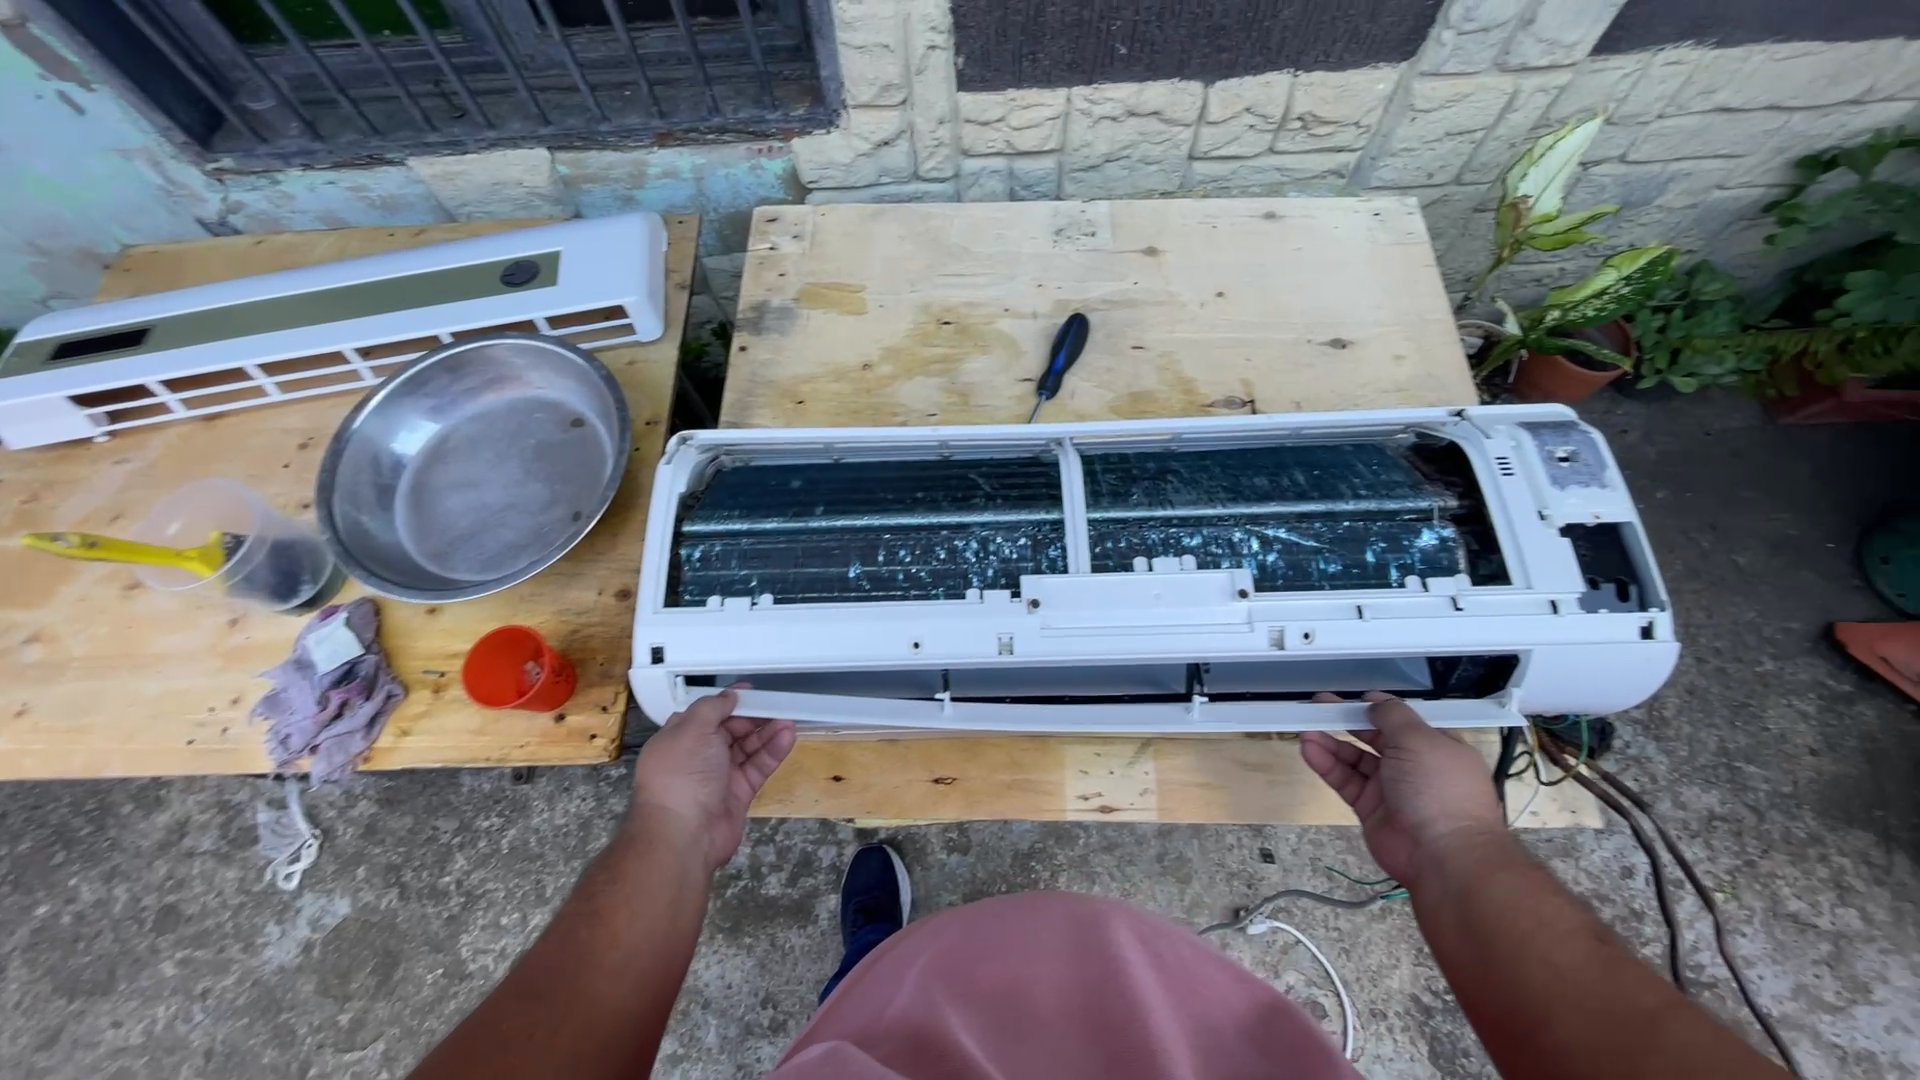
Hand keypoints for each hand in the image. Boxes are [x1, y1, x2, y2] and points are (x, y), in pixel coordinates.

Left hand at [629, 688, 796, 872]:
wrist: (684, 835)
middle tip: (776, 705)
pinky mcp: (738, 793)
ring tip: (790, 719)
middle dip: (753, 717)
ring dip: (767, 732)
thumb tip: (729, 695)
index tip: (751, 691)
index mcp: (679, 739)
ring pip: (747, 748)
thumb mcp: (692, 729)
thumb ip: (713, 707)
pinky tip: (788, 737)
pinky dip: (772, 751)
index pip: (706, 714)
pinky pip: (757, 767)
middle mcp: (697, 756)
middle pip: (730, 729)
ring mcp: (719, 776)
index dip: (728, 701)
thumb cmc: (683, 775)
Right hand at [1299, 692, 1506, 889]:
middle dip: (1347, 721)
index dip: (1378, 708)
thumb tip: (1374, 702)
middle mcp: (1414, 766)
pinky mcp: (1370, 808)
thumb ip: (1393, 716)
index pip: (1404, 721)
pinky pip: (1345, 780)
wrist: (1444, 856)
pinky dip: (1326, 764)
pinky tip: (1309, 749)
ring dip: (1331, 742)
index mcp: (1436, 747)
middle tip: (1318, 706)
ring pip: (1355, 759)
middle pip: (1375, 737)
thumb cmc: (1439, 789)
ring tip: (1306, 728)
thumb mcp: (1420, 740)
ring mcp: (1391, 788)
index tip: (1353, 698)